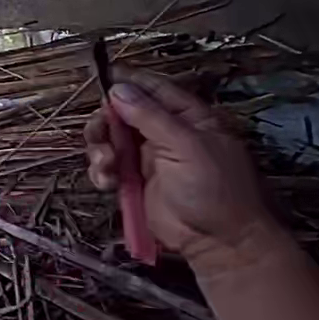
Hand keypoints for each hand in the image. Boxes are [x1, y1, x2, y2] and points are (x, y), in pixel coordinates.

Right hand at [84, 67, 280, 270]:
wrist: (218, 242)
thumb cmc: (215, 190)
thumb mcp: (185, 146)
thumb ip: (150, 117)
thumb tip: (118, 89)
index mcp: (186, 118)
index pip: (153, 89)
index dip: (128, 82)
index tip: (103, 77)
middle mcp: (164, 133)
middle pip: (122, 114)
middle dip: (105, 123)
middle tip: (100, 135)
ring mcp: (146, 158)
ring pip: (109, 140)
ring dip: (100, 149)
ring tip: (106, 165)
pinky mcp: (132, 182)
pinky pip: (106, 167)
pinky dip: (101, 172)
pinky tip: (107, 182)